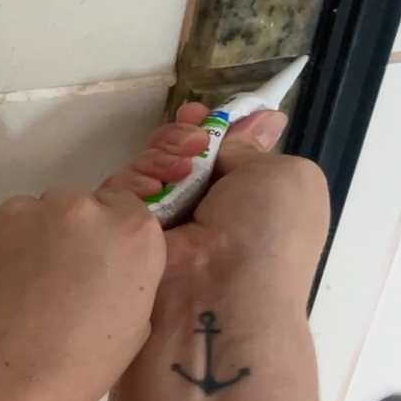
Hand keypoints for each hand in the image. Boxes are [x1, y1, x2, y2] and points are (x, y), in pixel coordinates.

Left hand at [0, 184, 164, 400]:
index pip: (123, 208)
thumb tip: (100, 265)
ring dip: (23, 243)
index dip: (105, 240)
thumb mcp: (133, 323)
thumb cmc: (73, 368)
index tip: (92, 267)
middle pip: (71, 207)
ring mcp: (15, 215)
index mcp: (128, 231)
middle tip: (50, 284)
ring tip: (12, 294)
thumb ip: (122, 276)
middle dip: (64, 236)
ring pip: (25, 218)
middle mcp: (73, 210)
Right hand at [102, 103, 328, 304]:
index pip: (222, 152)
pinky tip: (146, 187)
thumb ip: (252, 147)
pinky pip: (116, 190)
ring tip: (171, 168)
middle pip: (178, 154)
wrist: (216, 291)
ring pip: (144, 167)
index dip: (213, 127)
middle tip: (183, 126)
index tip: (201, 110)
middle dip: (179, 136)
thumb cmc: (265, 234)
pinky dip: (130, 180)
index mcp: (249, 199)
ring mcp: (159, 218)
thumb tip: (251, 124)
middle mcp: (202, 207)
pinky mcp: (120, 229)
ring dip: (158, 156)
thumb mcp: (284, 176)